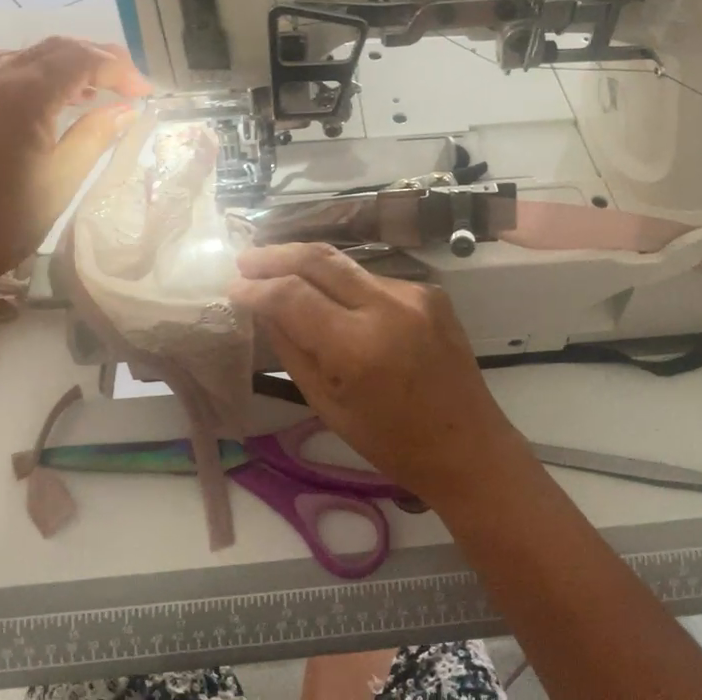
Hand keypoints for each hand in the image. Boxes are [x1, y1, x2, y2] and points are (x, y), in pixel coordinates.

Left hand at [0, 37, 148, 291]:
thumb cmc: (9, 219)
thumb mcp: (64, 177)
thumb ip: (96, 134)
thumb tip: (126, 108)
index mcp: (23, 97)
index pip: (80, 61)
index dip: (118, 70)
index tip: (148, 93)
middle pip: (58, 49)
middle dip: (100, 58)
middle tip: (133, 82)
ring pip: (38, 57)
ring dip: (76, 64)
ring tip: (109, 88)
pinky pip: (20, 74)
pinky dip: (52, 76)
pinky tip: (72, 98)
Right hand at [228, 244, 523, 504]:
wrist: (468, 446)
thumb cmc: (392, 443)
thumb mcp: (328, 405)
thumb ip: (293, 350)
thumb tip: (264, 308)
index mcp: (359, 346)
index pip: (292, 295)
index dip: (256, 287)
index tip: (232, 287)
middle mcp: (389, 307)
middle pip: (320, 258)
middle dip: (276, 255)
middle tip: (245, 260)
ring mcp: (415, 293)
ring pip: (347, 266)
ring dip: (310, 267)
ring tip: (279, 275)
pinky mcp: (431, 292)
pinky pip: (374, 280)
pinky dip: (347, 287)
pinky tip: (334, 303)